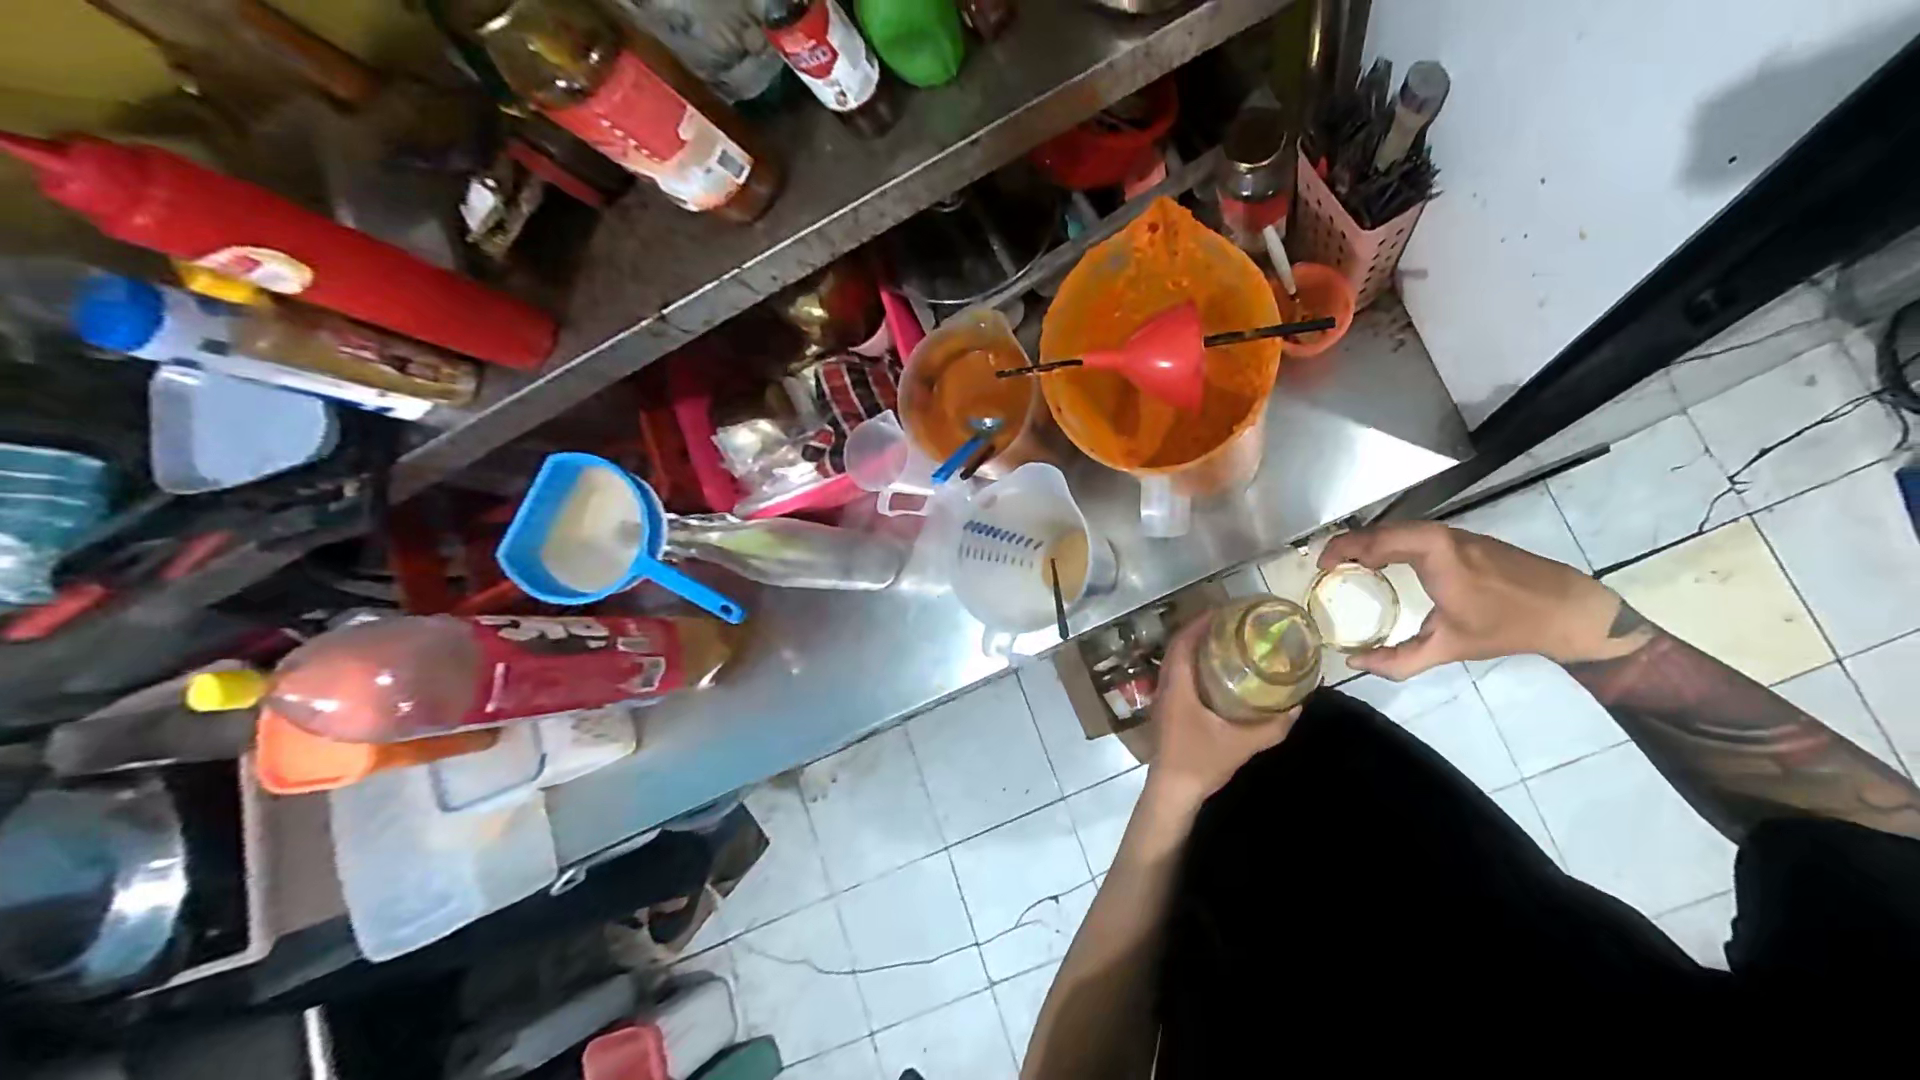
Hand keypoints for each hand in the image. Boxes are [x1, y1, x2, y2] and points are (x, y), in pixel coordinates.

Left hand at [1146, 617, 1298, 810]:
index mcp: (1177, 685)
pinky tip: (1216, 673)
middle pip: (1178, 647)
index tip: (1224, 610)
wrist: (1172, 790)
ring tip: (1227, 641)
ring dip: (1196, 648)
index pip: (1183, 642)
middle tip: (1231, 623)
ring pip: (1176, 662)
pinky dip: (1194, 665)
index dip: (1200, 623)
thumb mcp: (1241, 744)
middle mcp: (1166, 686)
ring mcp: (1164, 698)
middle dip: (1201, 631)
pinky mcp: (1167, 709)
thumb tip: (1298, 706)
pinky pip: (1179, 675)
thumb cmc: (1200, 762)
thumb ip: (1271, 726)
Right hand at [1319, 521, 1643, 679]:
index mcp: (1439, 558)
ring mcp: (1457, 535)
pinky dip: (1391, 541)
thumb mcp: (1450, 648)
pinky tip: (1384, 560)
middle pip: (1385, 529)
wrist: (1573, 612)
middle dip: (1351, 543)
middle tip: (1329, 565)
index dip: (1346, 548)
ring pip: (1401, 527)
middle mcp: (1445, 538)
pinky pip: (1416, 532)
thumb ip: (1399, 660)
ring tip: (1349, 562)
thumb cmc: (1509, 627)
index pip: (1381, 539)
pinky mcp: (1466, 539)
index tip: (1324, 567)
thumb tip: (1354, 664)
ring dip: (1370, 540)